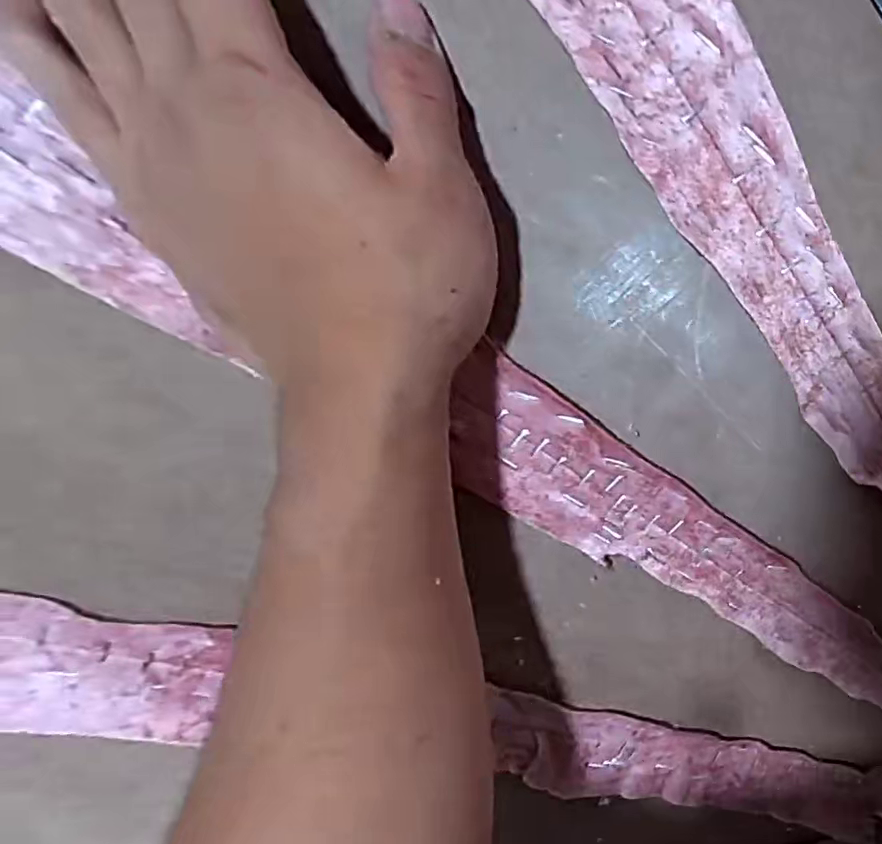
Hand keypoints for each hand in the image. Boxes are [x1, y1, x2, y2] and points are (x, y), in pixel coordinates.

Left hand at [0, 0, 495, 408]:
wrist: (357, 375)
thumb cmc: (415, 284)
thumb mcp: (446, 194)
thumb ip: (418, 99)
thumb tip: (401, 9)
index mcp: (258, 90)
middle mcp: (178, 98)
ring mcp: (145, 146)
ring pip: (75, 19)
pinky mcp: (140, 193)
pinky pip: (57, 90)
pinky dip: (32, 37)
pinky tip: (27, 16)